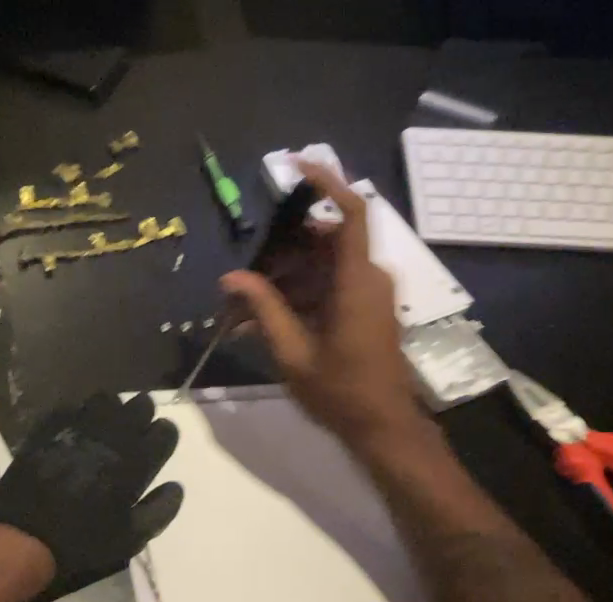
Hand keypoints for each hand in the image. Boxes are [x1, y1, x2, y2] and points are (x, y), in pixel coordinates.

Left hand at [0, 392, 182, 601]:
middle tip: (135, 430)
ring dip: (111, 409)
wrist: (23, 538)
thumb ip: (158, 510)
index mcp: (135, 463)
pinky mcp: (46, 431)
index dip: (163, 436)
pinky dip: (77, 414)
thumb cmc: (81, 543)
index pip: (164, 432)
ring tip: (106, 425)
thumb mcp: (129, 539)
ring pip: (104, 400)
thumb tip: (176, 487)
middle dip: (142, 415)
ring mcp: (76, 430)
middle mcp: (110, 438)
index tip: (157, 444)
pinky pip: (68, 409)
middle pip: (138, 407)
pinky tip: (74, 429)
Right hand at [219, 162, 423, 448]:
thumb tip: (231, 277)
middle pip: (327, 240)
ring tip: (243, 303)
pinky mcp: (364, 310)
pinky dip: (297, 294)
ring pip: (324, 265)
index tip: (295, 166)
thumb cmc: (339, 390)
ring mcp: (369, 294)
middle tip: (244, 268)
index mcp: (358, 281)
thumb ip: (263, 309)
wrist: (380, 424)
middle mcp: (370, 277)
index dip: (327, 182)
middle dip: (283, 248)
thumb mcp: (292, 351)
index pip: (351, 212)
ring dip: (285, 277)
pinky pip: (329, 286)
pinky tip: (262, 318)